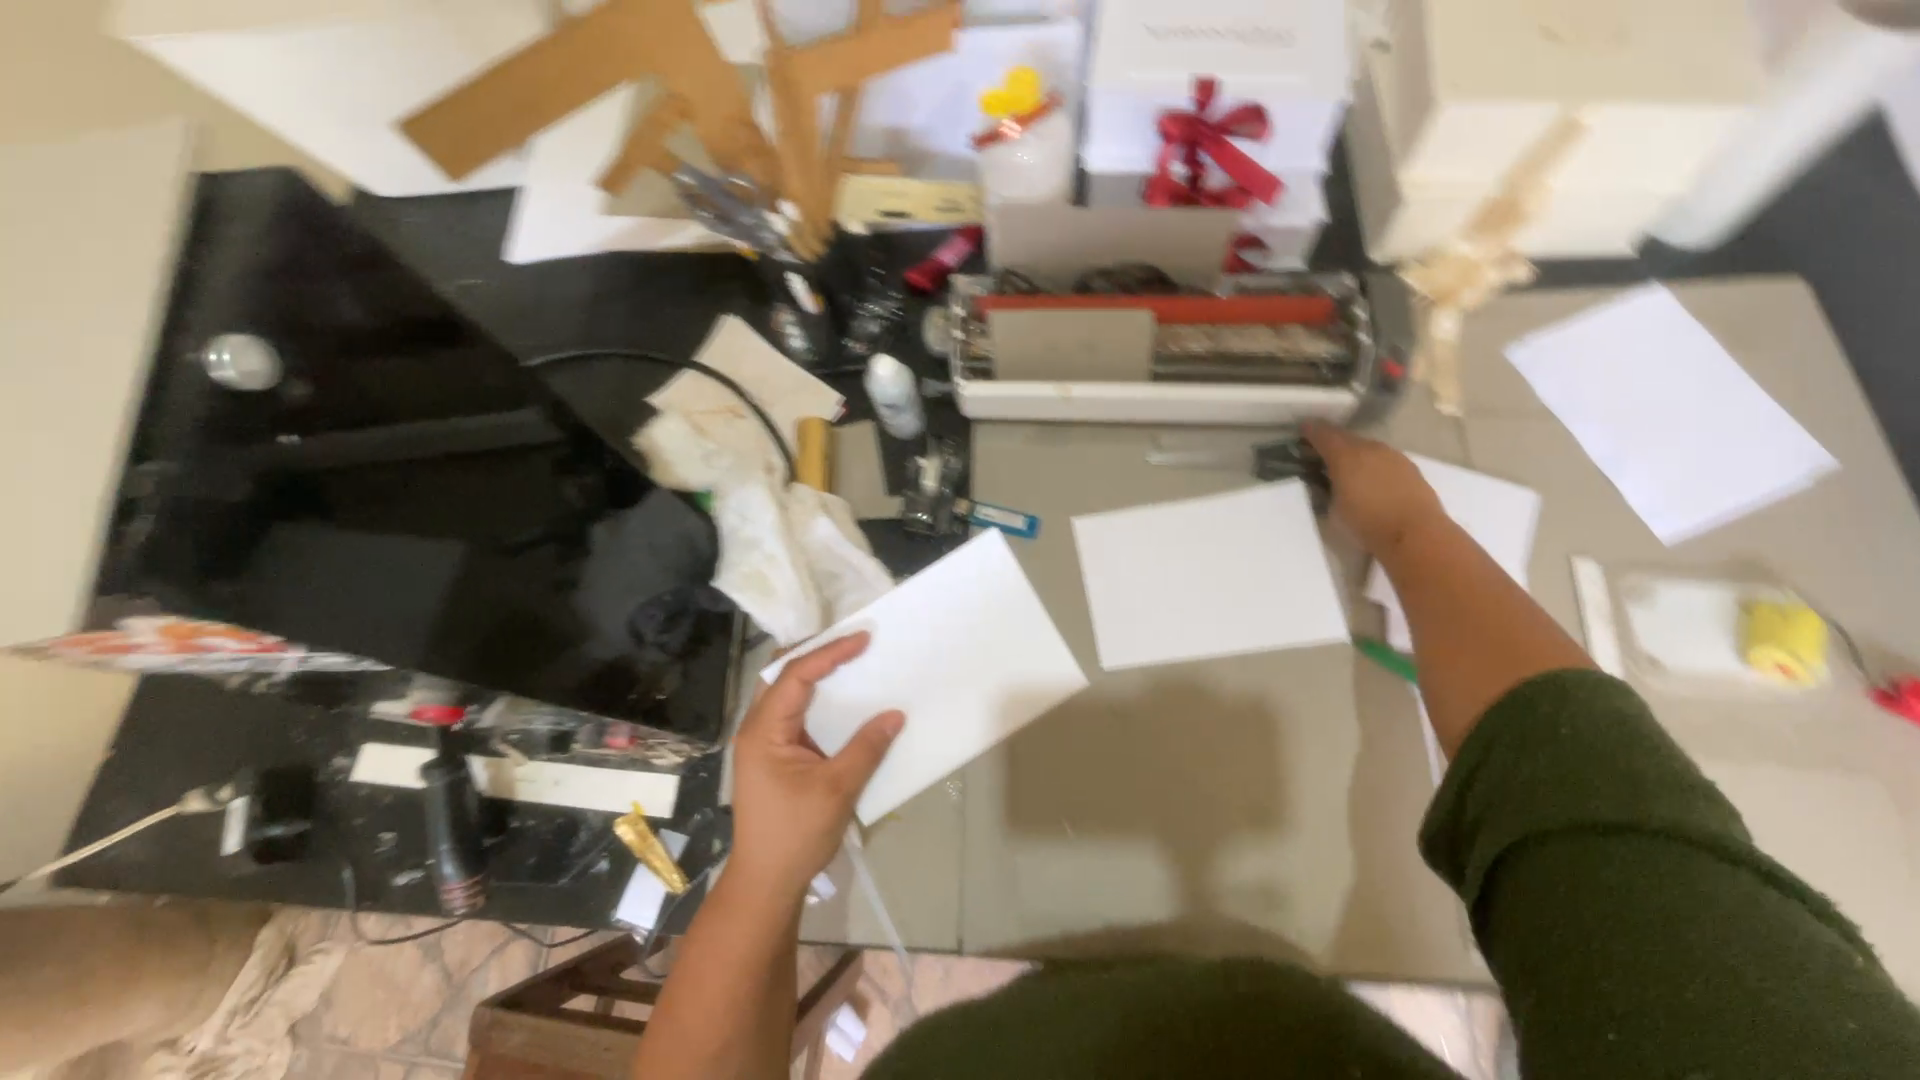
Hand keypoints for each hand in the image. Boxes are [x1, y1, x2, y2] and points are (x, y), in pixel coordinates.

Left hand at [728, 632, 903, 900]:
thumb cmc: (796, 834)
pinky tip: (841, 700)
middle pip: (782, 674)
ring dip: (816, 673)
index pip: (795, 675)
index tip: (863, 639)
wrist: (767, 880)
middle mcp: (757, 729)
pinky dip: (816, 698)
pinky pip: (794, 713)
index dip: (829, 653)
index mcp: (764, 731)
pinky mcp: (773, 756)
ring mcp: (763, 743)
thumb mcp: (837, 789)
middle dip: (817, 653)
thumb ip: (866, 748)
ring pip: (786, 692)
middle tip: (854, 642)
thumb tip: (895, 714)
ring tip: (851, 661)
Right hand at [1303, 422, 1446, 555]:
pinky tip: (1373, 480)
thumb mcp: (1333, 510)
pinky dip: (1374, 465)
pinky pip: (1384, 459)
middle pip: (1346, 438)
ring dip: (1355, 455)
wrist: (1416, 534)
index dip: (1310, 431)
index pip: (1323, 434)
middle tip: (1323, 455)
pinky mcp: (1410, 467)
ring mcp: (1393, 456)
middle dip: (1333, 444)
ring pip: (1367, 448)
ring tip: (1348, 470)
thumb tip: (1325, 482)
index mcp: (1345, 456)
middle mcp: (1370, 448)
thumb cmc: (1367, 524)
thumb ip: (1326, 489)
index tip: (1302, 430)